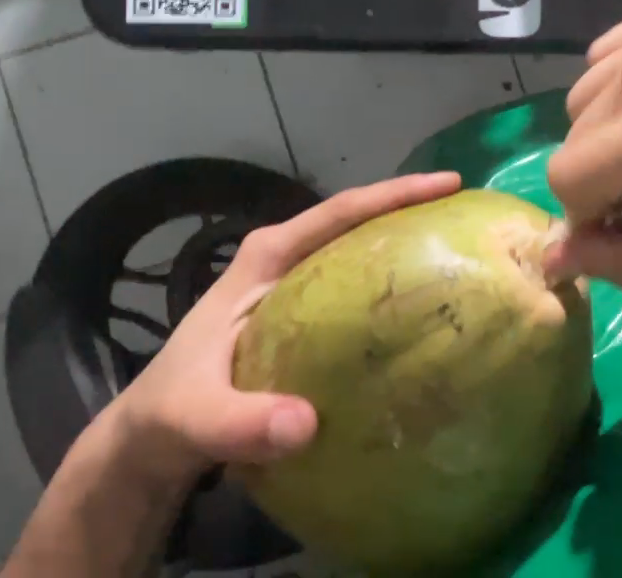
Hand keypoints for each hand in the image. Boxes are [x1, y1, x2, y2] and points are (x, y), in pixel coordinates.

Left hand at [107, 171, 462, 483]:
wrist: (151, 437)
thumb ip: (242, 422)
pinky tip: (426, 304)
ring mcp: (297, 287)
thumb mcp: (196, 417)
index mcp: (266, 259)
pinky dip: (392, 283)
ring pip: (361, 250)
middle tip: (470, 212)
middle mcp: (286, 261)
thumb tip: (306, 424)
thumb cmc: (171, 411)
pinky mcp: (306, 315)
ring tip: (462, 246)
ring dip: (406, 241)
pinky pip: (359, 287)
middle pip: (358, 220)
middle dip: (411, 208)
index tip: (448, 183)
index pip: (338, 212)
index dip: (394, 193)